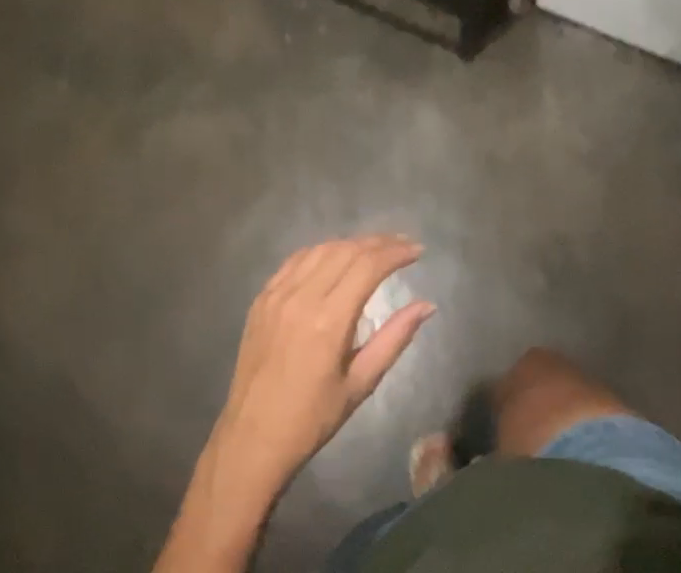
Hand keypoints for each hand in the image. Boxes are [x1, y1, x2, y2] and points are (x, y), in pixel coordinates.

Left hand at [206, 235, 435, 493]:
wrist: (253, 437)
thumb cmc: (312, 418)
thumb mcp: (361, 383)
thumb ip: (395, 339)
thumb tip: (427, 306)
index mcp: (328, 320)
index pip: (367, 266)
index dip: (395, 253)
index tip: (417, 251)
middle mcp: (301, 297)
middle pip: (345, 251)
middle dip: (378, 243)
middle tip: (402, 245)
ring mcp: (276, 295)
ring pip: (319, 250)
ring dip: (350, 244)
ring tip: (374, 248)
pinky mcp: (261, 300)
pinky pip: (294, 262)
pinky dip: (320, 252)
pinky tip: (334, 257)